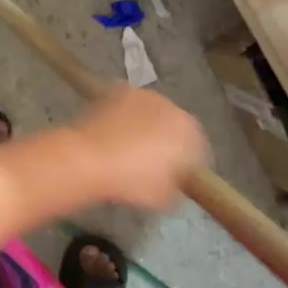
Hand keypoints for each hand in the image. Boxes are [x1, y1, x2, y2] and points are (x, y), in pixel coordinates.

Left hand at [68, 86, 206, 211]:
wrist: (88, 158)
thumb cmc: (131, 180)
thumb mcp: (163, 197)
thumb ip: (176, 186)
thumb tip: (172, 182)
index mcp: (190, 133)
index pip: (199, 149)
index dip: (189, 164)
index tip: (178, 176)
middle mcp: (173, 107)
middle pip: (177, 126)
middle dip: (168, 141)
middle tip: (153, 161)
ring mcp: (145, 95)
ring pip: (154, 113)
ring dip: (148, 125)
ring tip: (131, 145)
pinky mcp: (119, 90)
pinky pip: (130, 107)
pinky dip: (126, 116)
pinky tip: (115, 131)